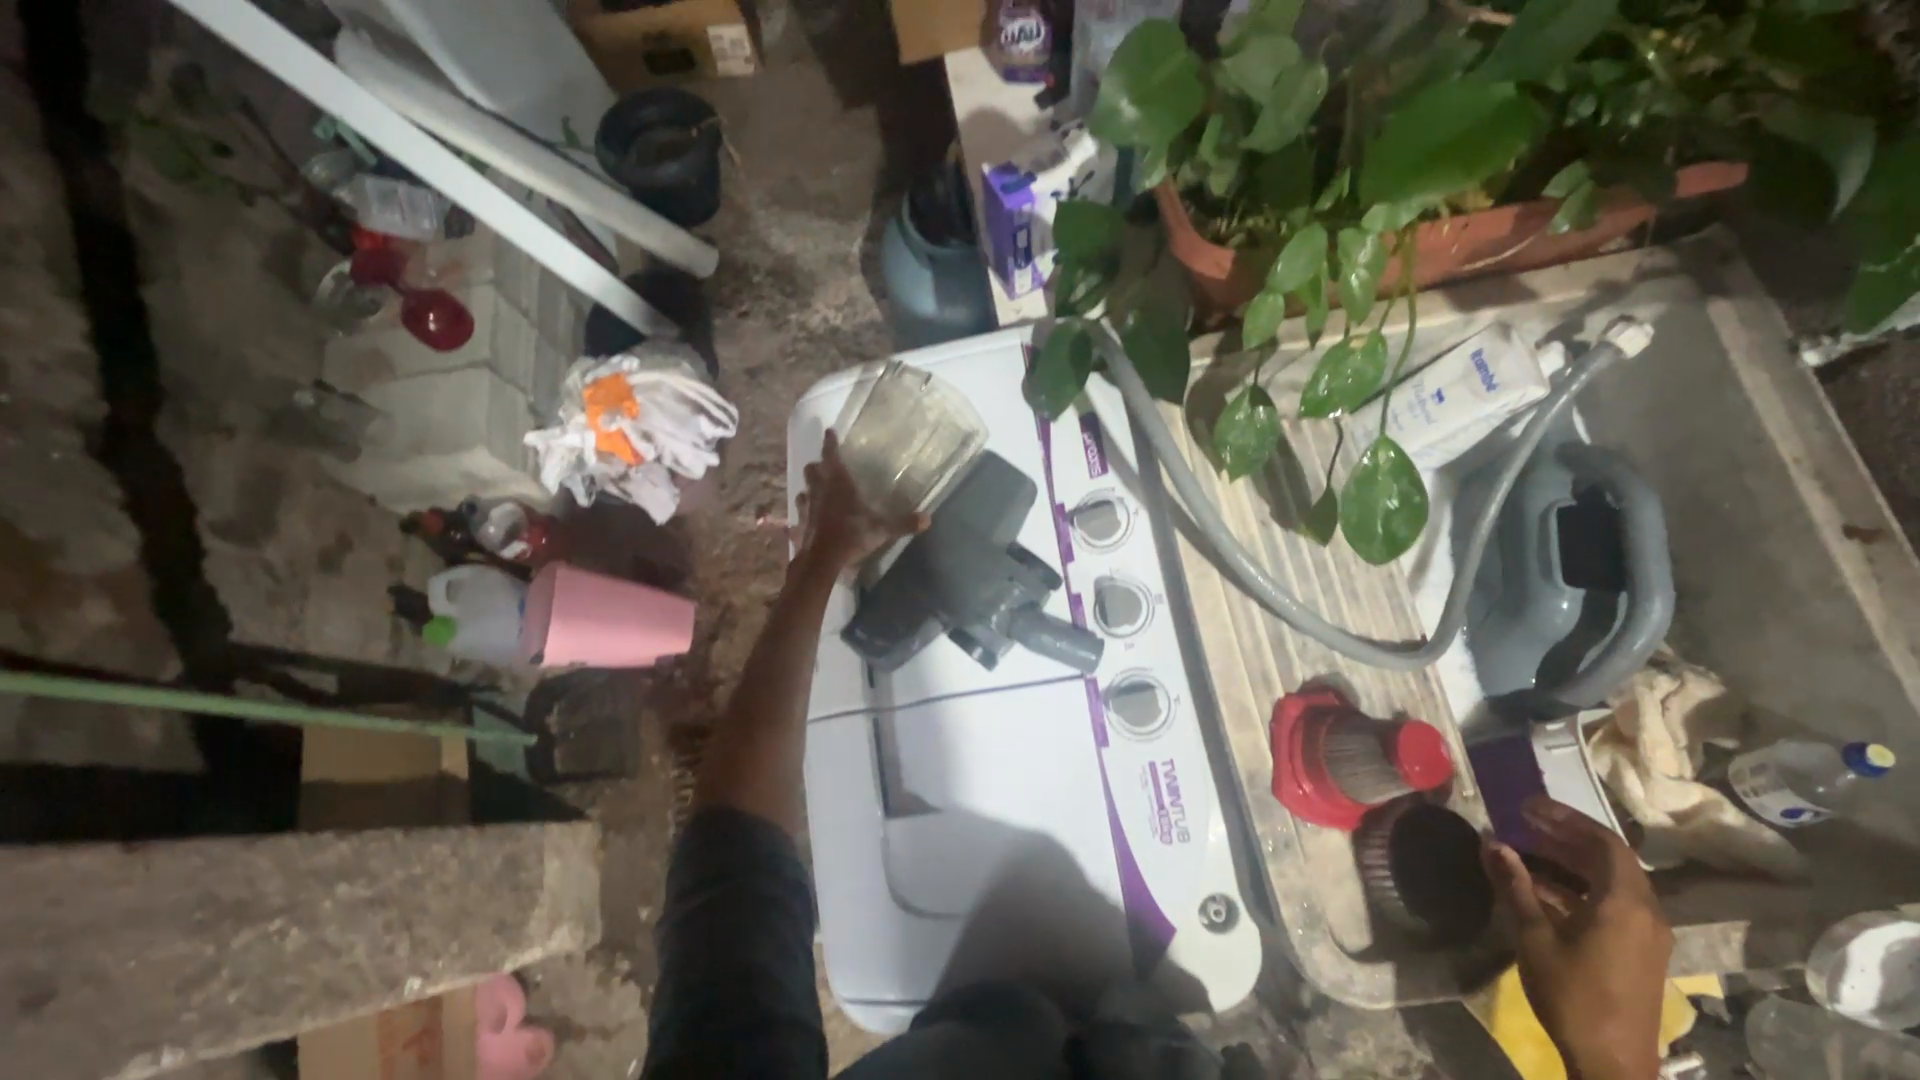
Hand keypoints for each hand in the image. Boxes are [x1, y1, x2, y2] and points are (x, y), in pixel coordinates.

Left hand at [794, 431, 926, 572]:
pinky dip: (802, 516)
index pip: (831, 455)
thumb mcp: (881, 529)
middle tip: (823, 465)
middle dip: (817, 466)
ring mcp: (806, 508)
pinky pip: (798, 517)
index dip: (830, 442)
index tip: (829, 431)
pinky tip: (804, 521)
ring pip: (803, 491)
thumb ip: (903, 523)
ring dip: (808, 489)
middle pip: (812, 470)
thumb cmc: (851, 536)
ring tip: (815, 492)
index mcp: (838, 484)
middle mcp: (819, 491)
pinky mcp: (799, 525)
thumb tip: (928, 519)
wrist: (822, 560)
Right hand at [1483, 797, 1672, 1079]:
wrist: (1613, 1062)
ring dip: (1569, 861)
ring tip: (1525, 851)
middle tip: (1522, 822)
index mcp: (1625, 903)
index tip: (1527, 806)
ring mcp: (1645, 933)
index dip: (1566, 818)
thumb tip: (1492, 842)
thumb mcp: (1534, 936)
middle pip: (1608, 858)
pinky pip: (1611, 902)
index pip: (1603, 842)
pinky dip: (1577, 886)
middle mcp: (1645, 911)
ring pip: (1609, 880)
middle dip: (1564, 836)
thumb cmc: (1573, 995)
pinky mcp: (1638, 949)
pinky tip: (1541, 889)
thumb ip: (1515, 885)